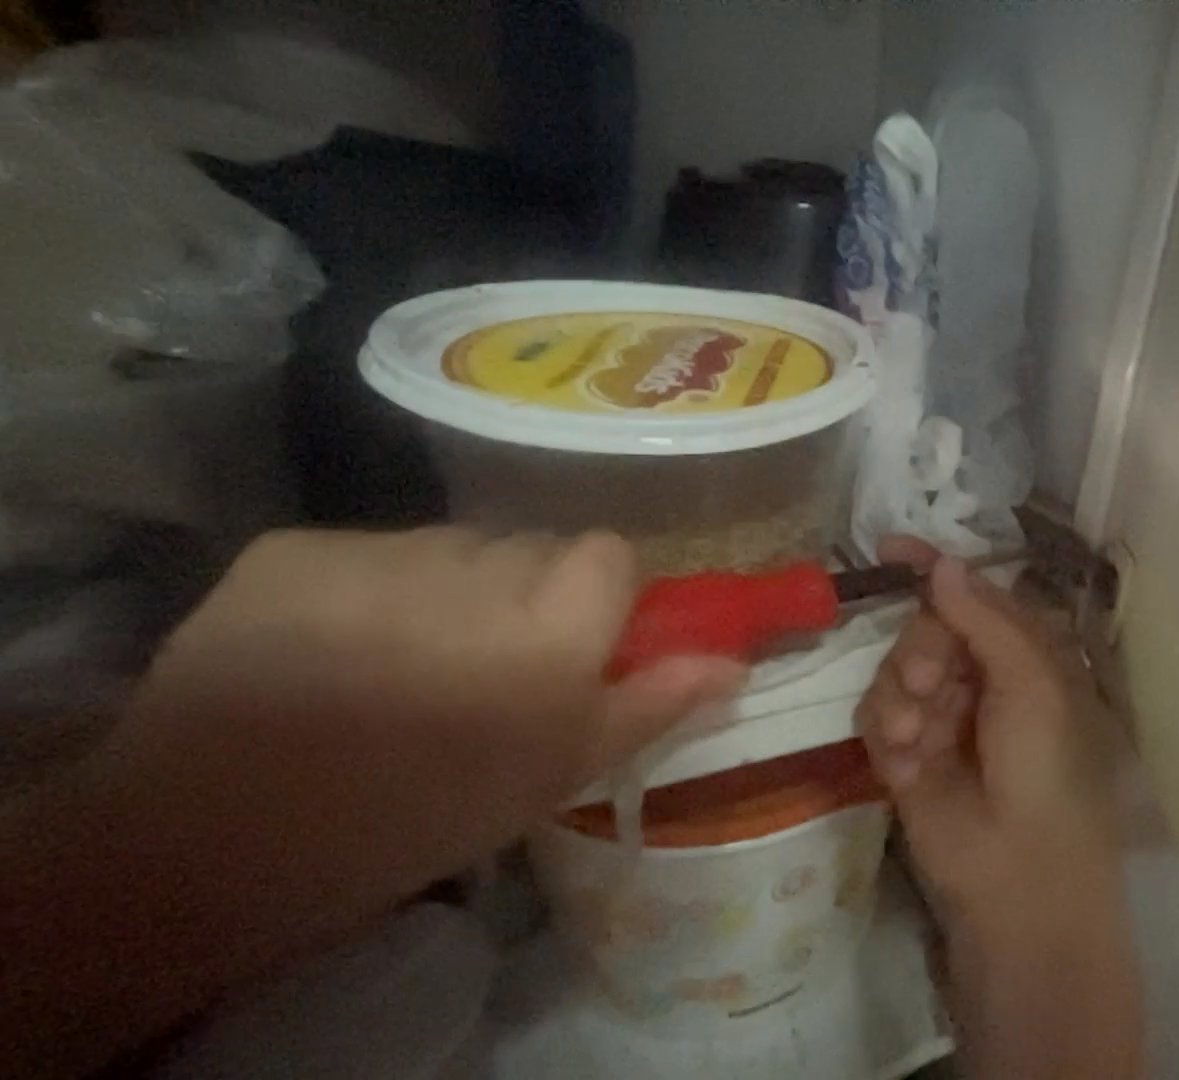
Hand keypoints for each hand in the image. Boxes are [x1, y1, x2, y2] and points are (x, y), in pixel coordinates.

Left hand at [94, 527, 746, 925]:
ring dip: (452, 587)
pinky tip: (333, 642)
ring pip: (455, 546)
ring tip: (405, 657)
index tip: (577, 640)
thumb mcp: (559, 772)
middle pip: (532, 548)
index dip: (600, 592)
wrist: (214, 843)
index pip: (609, 552)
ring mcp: (383, 549)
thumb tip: (734, 664)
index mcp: (553, 627)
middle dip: (527, 591)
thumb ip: (652, 703)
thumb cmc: (426, 815)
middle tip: (490, 660)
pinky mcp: (298, 547)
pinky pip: (371, 548)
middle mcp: (480, 568)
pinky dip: (371, 584)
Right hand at [857, 539, 1142, 1077]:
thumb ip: (985, 618)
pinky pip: (874, 712)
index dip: (934, 569)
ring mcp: (938, 713)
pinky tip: (910, 761)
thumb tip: (943, 563)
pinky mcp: (901, 751)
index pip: (972, 593)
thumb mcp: (1032, 682)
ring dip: (901, 694)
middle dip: (920, 646)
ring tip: (921, 735)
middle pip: (925, 625)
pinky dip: (887, 728)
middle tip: (929, 682)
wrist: (1017, 876)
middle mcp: (978, 674)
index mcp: (1021, 652)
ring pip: (894, 666)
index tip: (890, 548)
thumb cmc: (1046, 769)